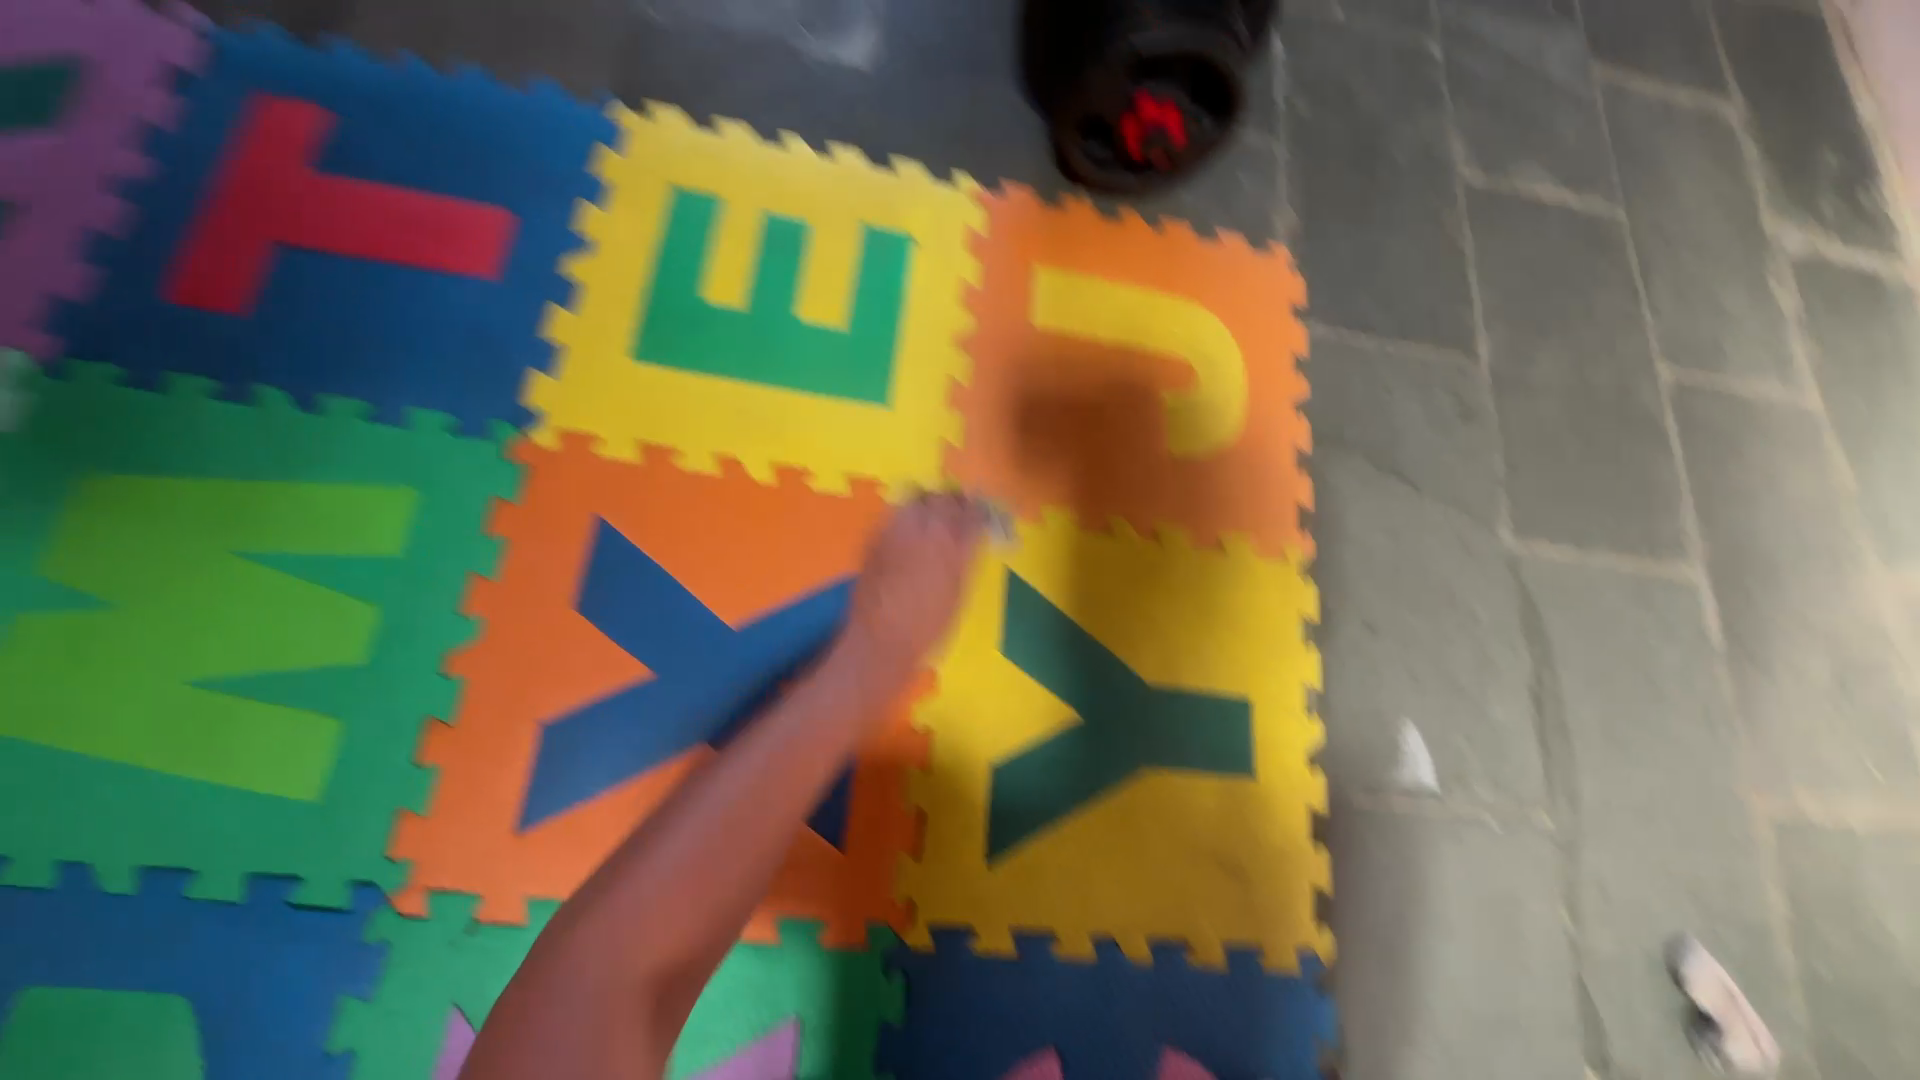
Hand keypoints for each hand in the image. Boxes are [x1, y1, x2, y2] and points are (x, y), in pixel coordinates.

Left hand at [838, 492, 987, 680]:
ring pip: (916, 499)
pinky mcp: (874, 537)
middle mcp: (925, 530)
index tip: (981, 516)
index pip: (972, 512)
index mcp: (954, 545)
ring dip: (927, 505)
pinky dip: (905, 518)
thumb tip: (970, 539)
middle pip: (943, 498)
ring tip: (931, 519)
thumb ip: (964, 558)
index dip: (978, 511)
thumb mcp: (959, 592)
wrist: (880, 641)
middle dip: (952, 503)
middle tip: (957, 513)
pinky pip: (894, 514)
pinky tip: (907, 534)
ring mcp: (896, 530)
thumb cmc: (928, 627)